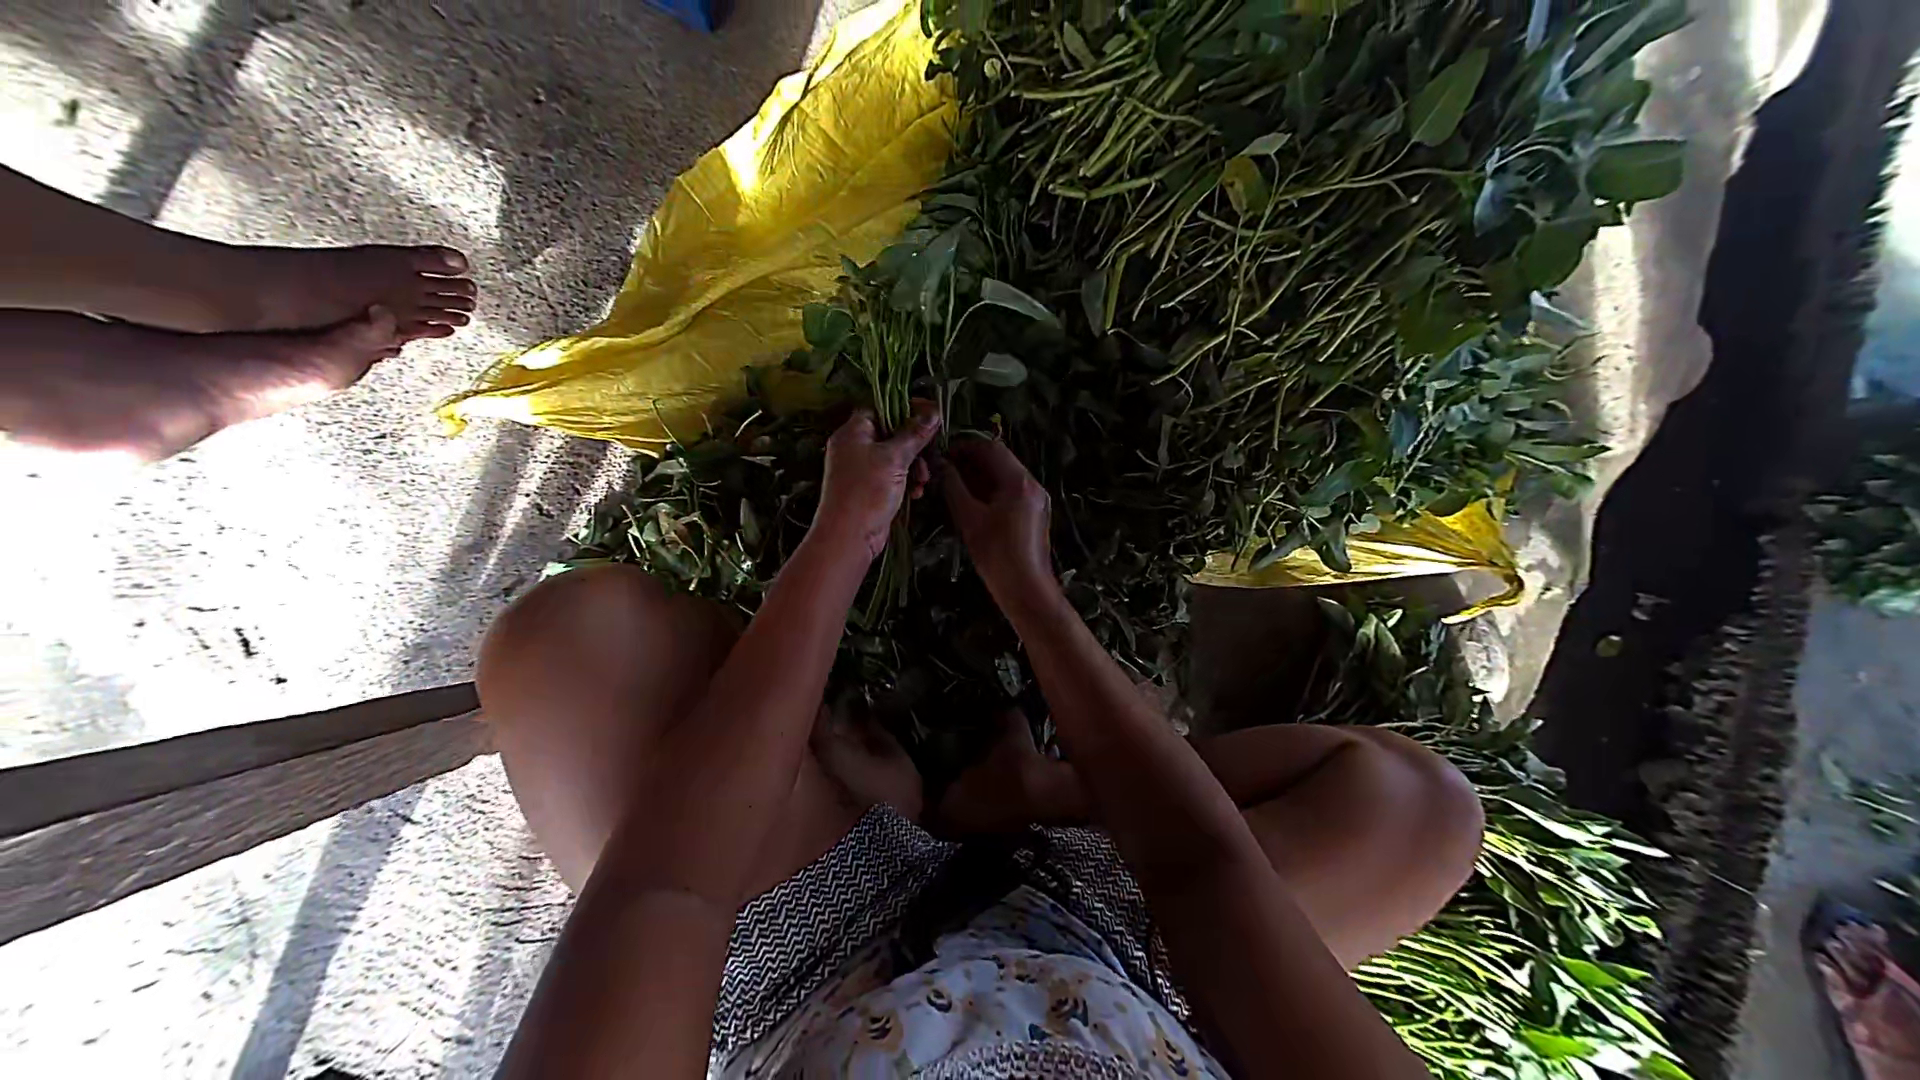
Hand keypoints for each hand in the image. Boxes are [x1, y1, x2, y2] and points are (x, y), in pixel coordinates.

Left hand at [814, 400, 940, 559]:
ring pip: (894, 456)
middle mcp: (854, 447)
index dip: (905, 408)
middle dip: (915, 443)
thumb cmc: (867, 492)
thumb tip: (933, 411)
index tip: (929, 414)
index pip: (880, 406)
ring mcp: (860, 468)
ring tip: (923, 479)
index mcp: (853, 431)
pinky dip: (906, 480)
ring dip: (914, 465)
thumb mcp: (894, 458)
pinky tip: (916, 493)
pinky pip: (892, 475)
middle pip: (891, 432)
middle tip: (930, 453)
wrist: (848, 536)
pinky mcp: (868, 488)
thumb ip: (914, 433)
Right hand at [940, 437, 1053, 600]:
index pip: (990, 447)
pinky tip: (972, 504)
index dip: (963, 447)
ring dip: (979, 477)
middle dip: (971, 462)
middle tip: (945, 472)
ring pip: (1004, 476)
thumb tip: (941, 465)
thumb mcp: (968, 519)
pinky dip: (990, 491)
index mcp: (1018, 481)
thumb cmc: (996, 555)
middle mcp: (1032, 484)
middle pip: (999, 460)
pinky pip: (1010, 492)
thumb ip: (953, 487)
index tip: (942, 457)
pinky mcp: (1034, 514)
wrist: (1027, 590)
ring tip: (954, 488)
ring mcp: (1036, 499)